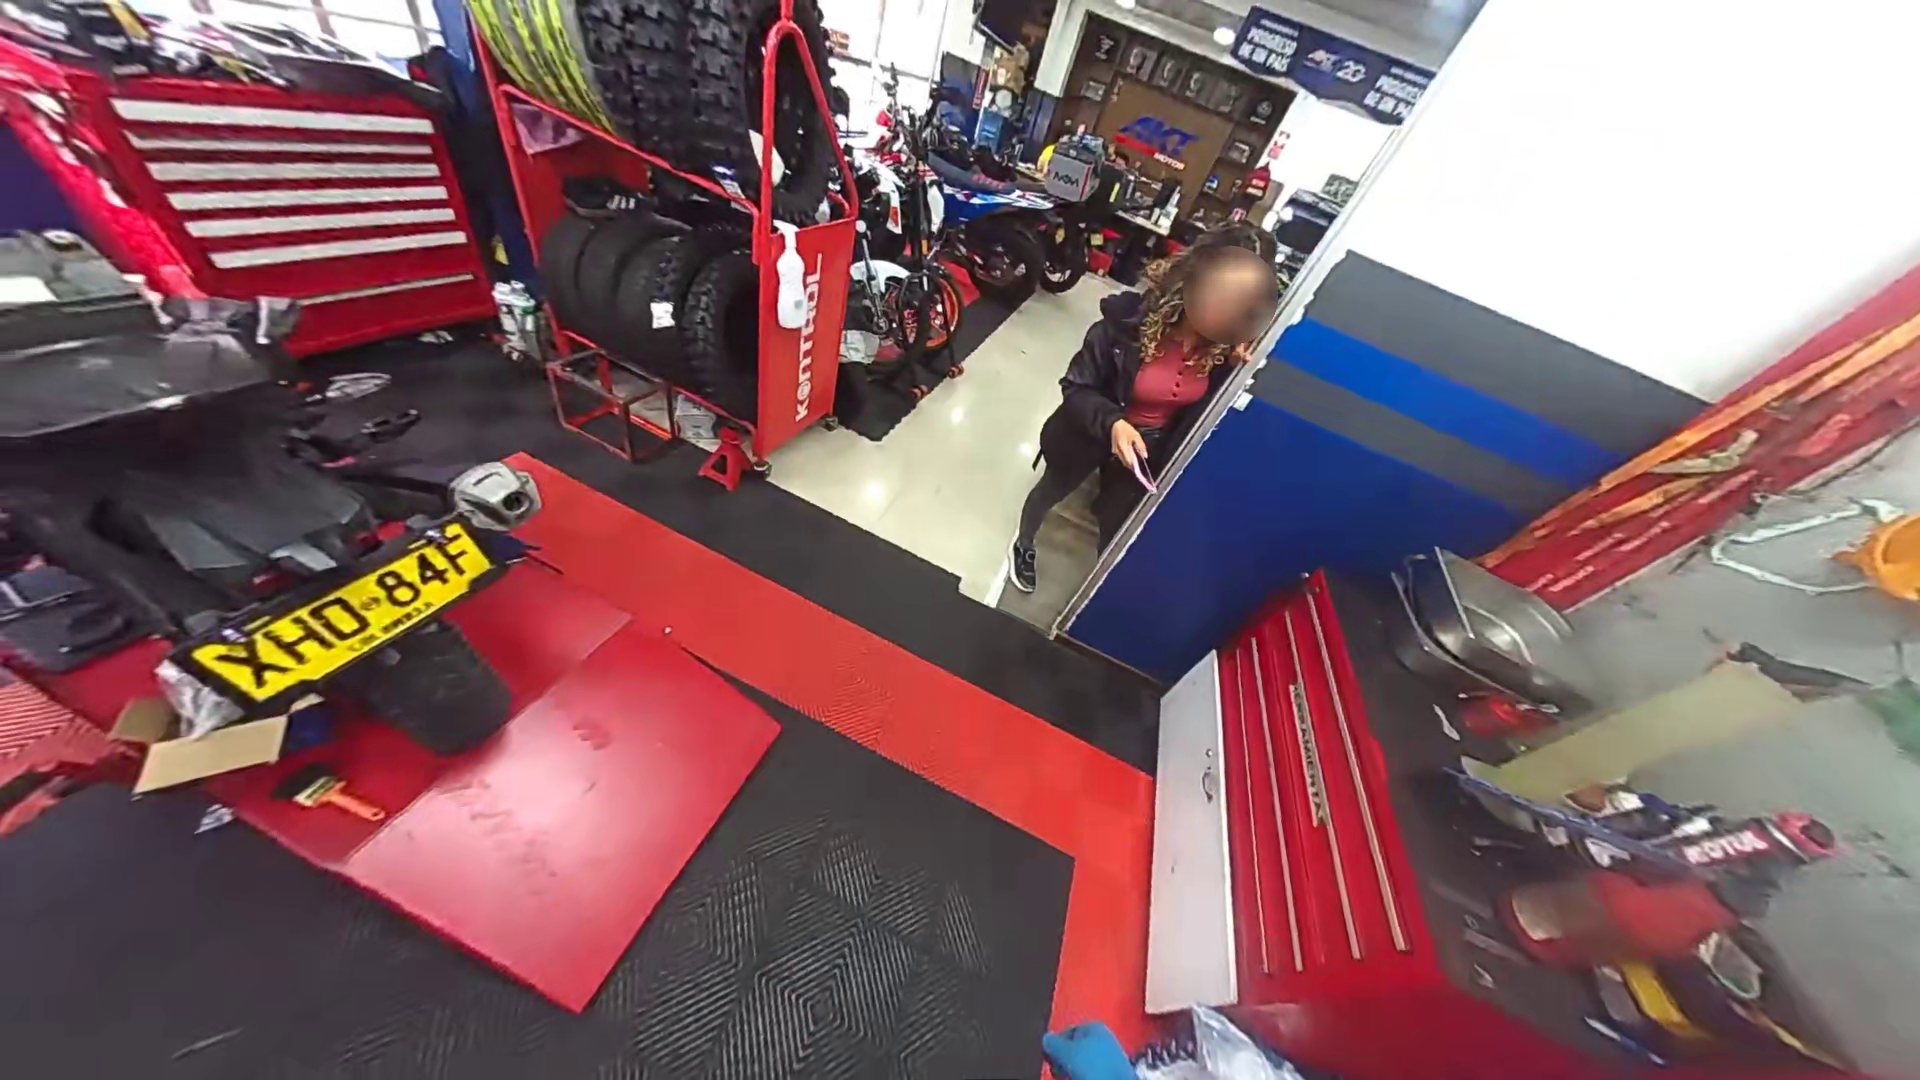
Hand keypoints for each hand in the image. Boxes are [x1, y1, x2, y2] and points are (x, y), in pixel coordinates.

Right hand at [1110, 419, 1147, 469]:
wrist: (1114, 424)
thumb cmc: (1126, 429)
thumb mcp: (1136, 436)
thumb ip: (1141, 446)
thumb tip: (1145, 456)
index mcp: (1124, 448)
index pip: (1130, 461)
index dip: (1135, 467)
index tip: (1140, 472)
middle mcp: (1118, 452)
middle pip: (1126, 463)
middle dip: (1133, 467)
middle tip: (1139, 470)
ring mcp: (1115, 452)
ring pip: (1124, 461)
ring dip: (1130, 463)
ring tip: (1136, 464)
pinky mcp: (1114, 451)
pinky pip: (1122, 457)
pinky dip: (1127, 459)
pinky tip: (1131, 458)